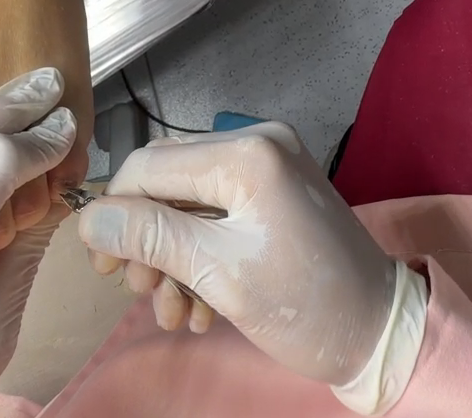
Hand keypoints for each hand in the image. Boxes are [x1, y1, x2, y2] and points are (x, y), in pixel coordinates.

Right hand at [78, 123, 401, 386]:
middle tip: (141, 292)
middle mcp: (255, 139)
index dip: (116, 211)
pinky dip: (200, 248)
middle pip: (168, 179)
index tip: (102, 265)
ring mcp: (267, 159)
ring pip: (188, 197)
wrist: (382, 333)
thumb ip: (151, 238)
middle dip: (147, 239)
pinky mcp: (273, 183)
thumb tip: (89, 222)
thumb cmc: (304, 307)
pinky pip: (217, 205)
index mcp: (245, 152)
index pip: (151, 165)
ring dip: (172, 252)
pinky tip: (199, 299)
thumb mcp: (220, 275)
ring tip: (174, 309)